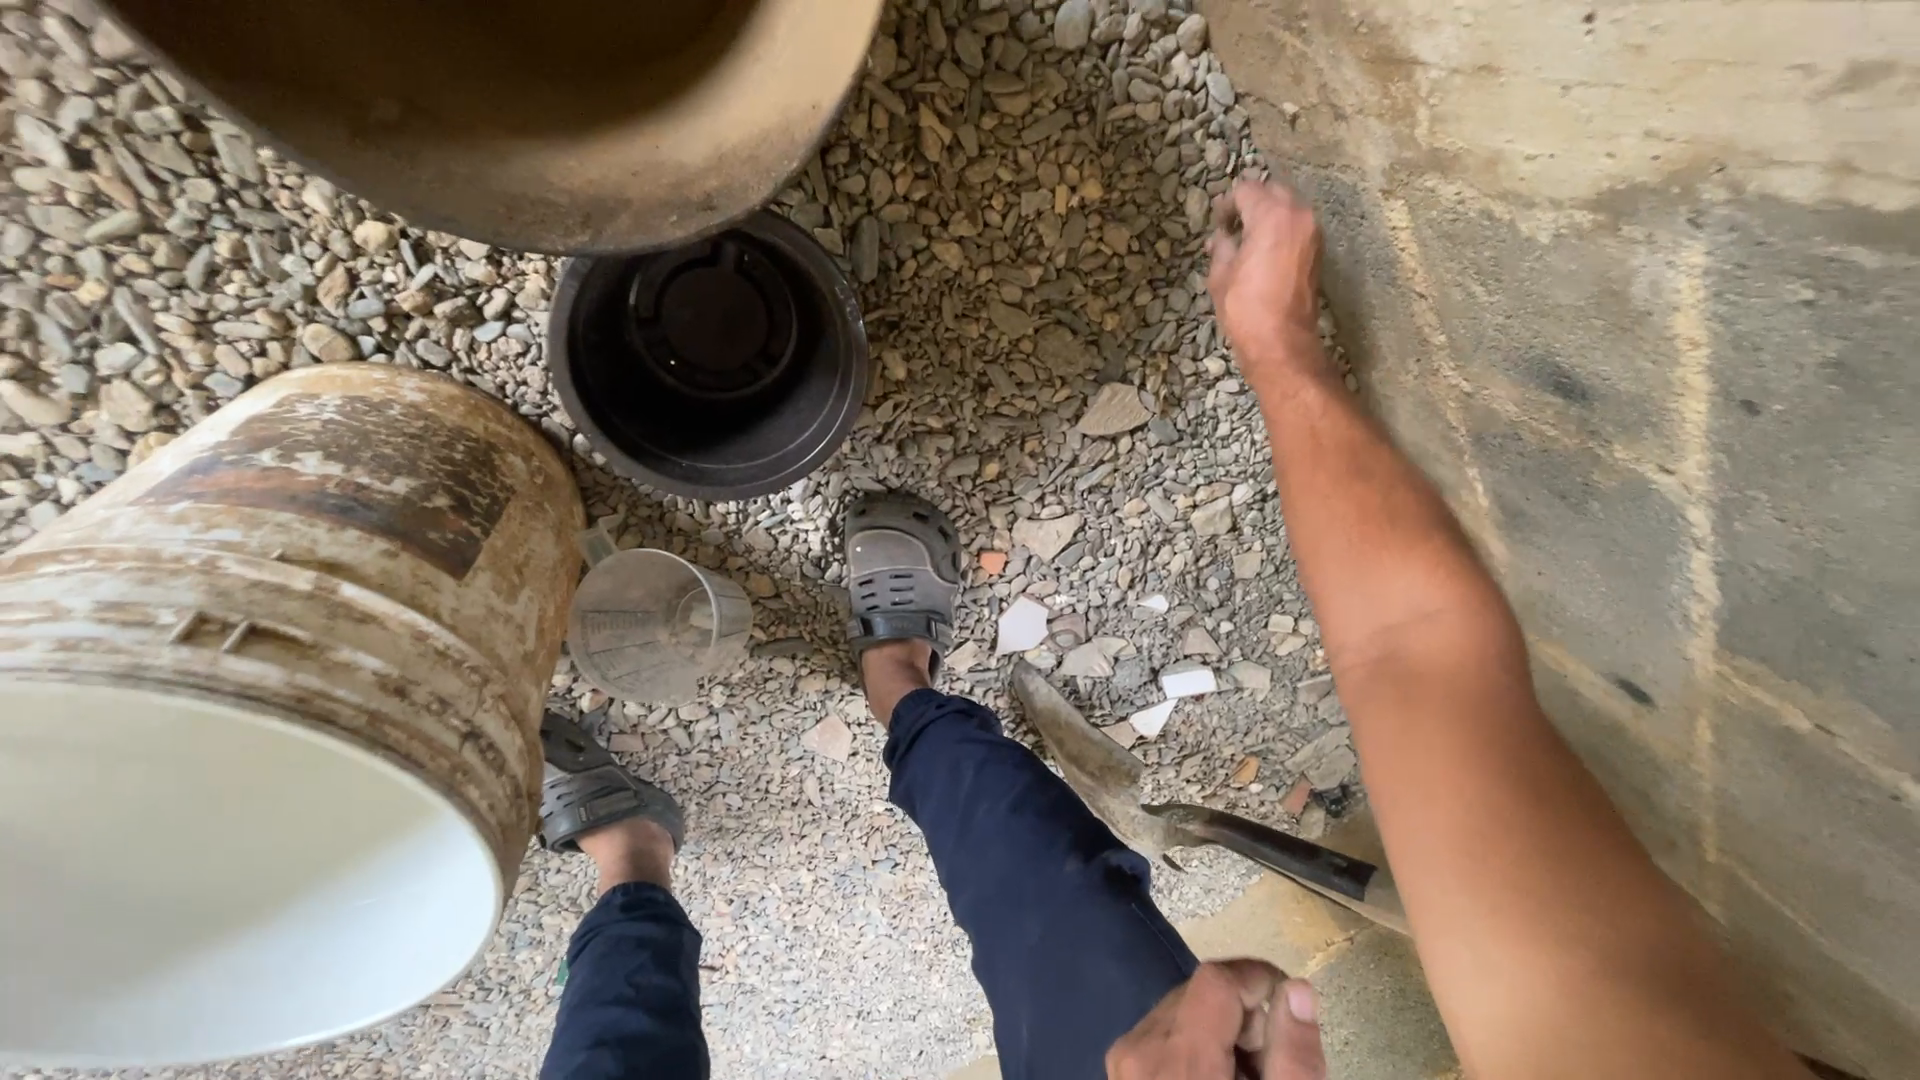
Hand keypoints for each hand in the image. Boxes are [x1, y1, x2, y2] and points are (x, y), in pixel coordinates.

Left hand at [1107, 960, 1326, 1078]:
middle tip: (1273, 1066)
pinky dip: (1195, 1048)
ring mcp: (1121, 1062)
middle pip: (1199, 994)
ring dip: (1221, 1032)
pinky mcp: (1117, 1072)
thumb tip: (1298, 988)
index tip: (1293, 1004)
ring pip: (1182, 1013)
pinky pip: (1162, 1036)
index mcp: (1177, 1058)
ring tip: (1248, 1079)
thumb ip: (1295, 1057)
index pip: (1216, 980)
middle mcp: (1137, 1048)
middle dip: (1244, 1016)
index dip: (1258, 980)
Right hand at [1206, 178, 1328, 384]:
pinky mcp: (1317, 251)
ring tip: (1246, 240)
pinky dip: (1279, 230)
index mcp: (1271, 215)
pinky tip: (1263, 252)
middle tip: (1231, 226)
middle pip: (1271, 191)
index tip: (1217, 222)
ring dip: (1266, 216)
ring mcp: (1312, 232)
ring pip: (1287, 207)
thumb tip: (1221, 238)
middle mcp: (1298, 215)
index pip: (1246, 190)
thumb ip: (1221, 247)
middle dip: (1250, 203)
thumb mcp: (1220, 275)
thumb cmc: (1245, 308)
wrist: (1280, 341)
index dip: (1226, 203)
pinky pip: (1296, 226)